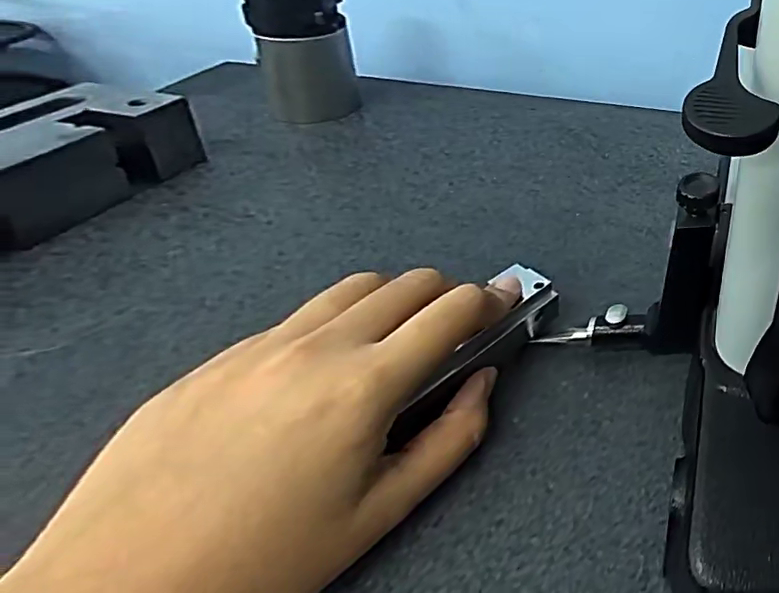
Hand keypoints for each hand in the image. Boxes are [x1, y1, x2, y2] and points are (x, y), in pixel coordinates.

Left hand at [2, 269, 520, 592]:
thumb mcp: (381, 511)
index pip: (456, 306)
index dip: (494, 297)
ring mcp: (255, 351)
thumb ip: (456, 436)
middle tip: (452, 329)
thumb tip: (483, 382)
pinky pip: (291, 321)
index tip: (507, 301)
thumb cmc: (257, 562)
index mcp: (364, 385)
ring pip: (354, 287)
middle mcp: (316, 351)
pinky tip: (310, 378)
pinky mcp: (207, 365)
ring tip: (388, 340)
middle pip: (412, 282)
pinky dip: (328, 328)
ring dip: (391, 300)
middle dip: (449, 295)